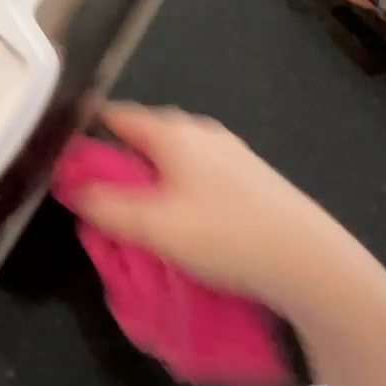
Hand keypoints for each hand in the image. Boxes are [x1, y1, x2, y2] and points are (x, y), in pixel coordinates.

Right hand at [73, 102, 374, 313]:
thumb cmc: (227, 237)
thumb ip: (101, 205)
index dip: (83, 136)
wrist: (319, 269)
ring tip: (139, 217)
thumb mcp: (150, 227)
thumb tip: (71, 188)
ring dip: (148, 181)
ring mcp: (232, 154)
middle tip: (99, 197)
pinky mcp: (254, 180)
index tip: (67, 164)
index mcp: (171, 131)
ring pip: (170, 158)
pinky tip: (184, 225)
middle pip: (140, 137)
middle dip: (115, 163)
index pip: (110, 116)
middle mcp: (200, 132)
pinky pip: (197, 175)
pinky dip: (179, 191)